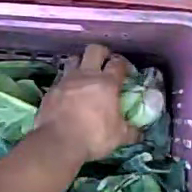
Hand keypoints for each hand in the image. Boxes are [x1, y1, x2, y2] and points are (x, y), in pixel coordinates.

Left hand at [34, 44, 140, 163]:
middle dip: (102, 53)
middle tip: (105, 63)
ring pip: (74, 59)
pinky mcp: (51, 89)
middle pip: (94, 50)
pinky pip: (61, 78)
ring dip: (81, 63)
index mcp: (107, 83)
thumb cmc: (94, 137)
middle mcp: (86, 75)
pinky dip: (66, 82)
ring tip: (84, 74)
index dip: (123, 64)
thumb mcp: (119, 136)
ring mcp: (66, 80)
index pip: (118, 63)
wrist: (58, 142)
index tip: (126, 71)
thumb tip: (140, 132)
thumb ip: (131, 130)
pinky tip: (68, 92)